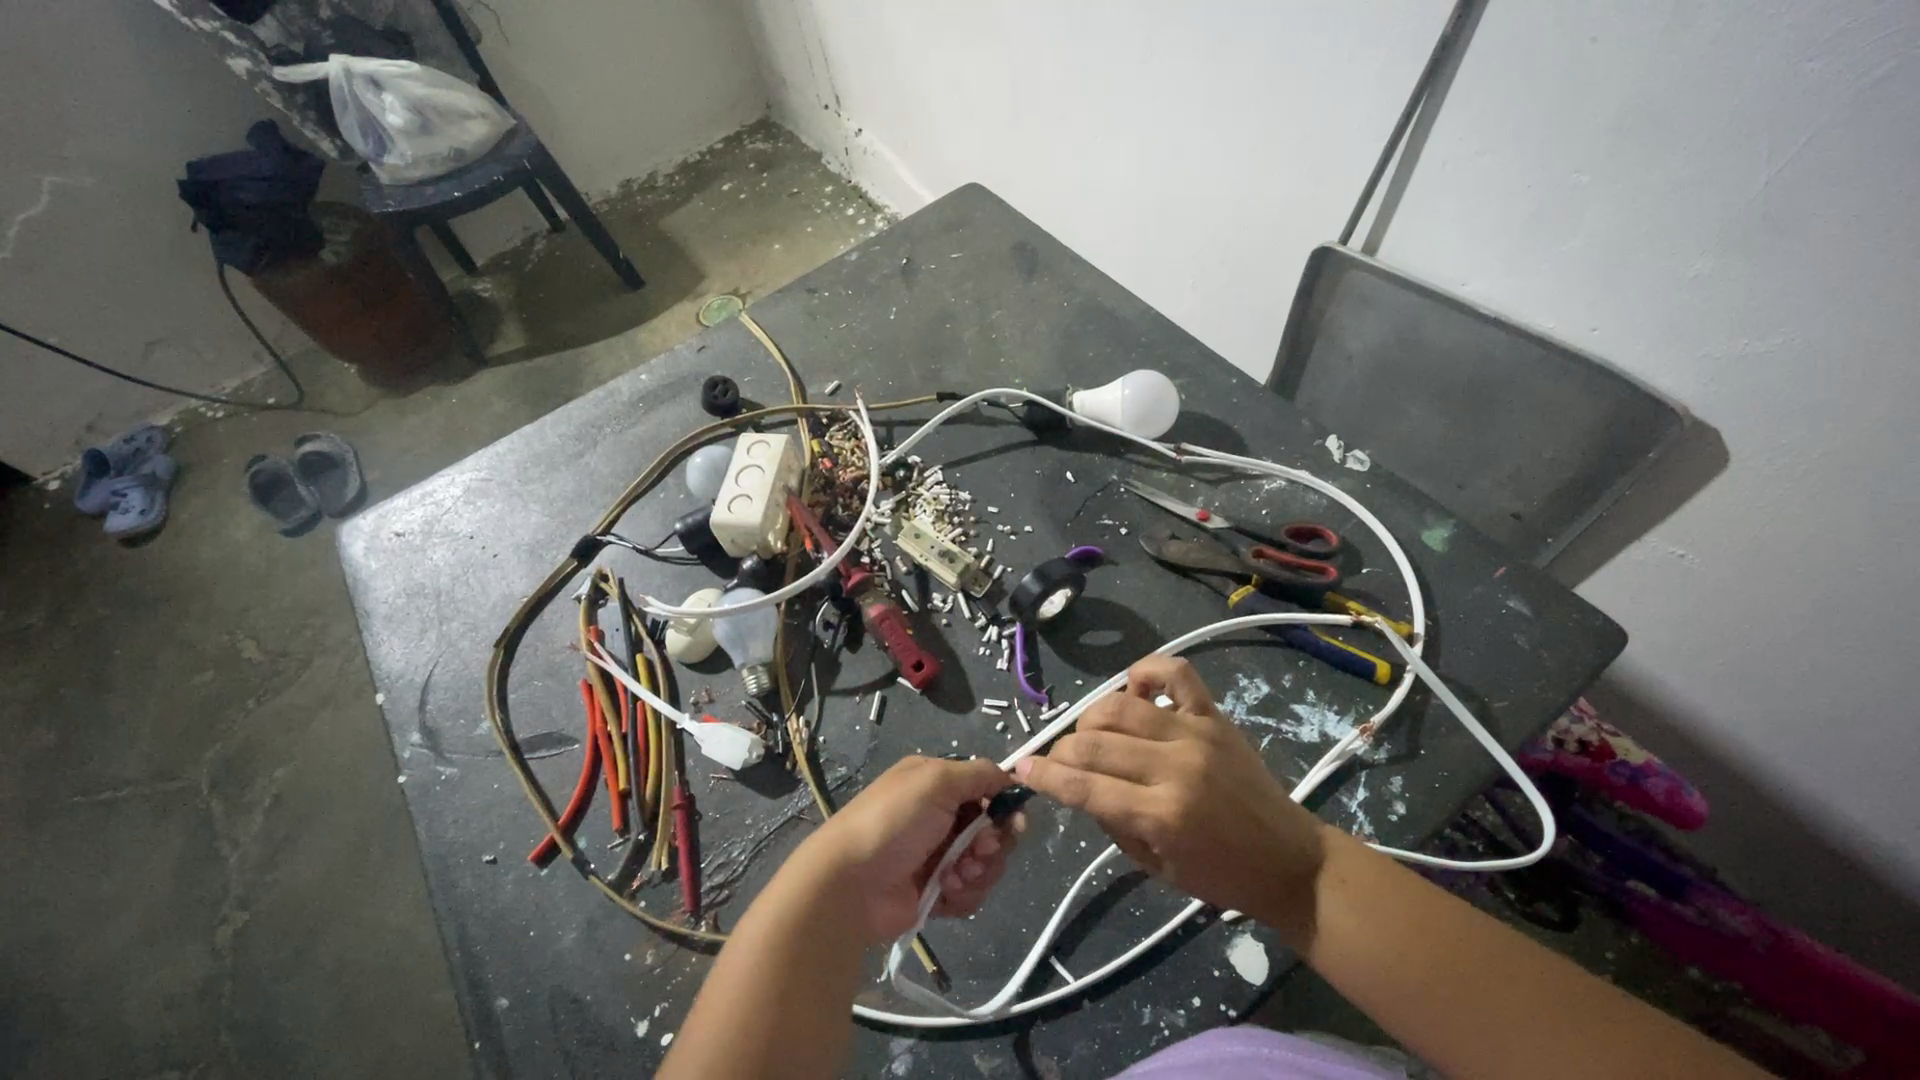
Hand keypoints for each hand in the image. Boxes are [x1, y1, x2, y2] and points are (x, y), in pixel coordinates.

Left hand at [793, 756, 1020, 943]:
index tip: (1013, 821)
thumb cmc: (893, 822)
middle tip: (977, 852)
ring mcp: (939, 855)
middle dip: (992, 843)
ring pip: (986, 863)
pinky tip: (944, 891)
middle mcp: (941, 816)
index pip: (987, 789)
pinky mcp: (937, 890)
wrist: (851, 884)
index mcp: (937, 783)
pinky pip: (971, 891)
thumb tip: (1011, 778)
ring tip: (953, 875)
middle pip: (993, 829)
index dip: (1004, 806)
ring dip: (978, 871)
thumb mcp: (935, 780)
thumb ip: (979, 774)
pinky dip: (963, 893)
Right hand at [1013, 656, 1327, 941]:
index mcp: (1160, 815)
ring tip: (1091, 734)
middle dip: (1061, 750)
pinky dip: (1146, 671)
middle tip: (1057, 759)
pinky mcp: (1215, 716)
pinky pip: (1176, 674)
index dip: (1044, 776)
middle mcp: (1175, 767)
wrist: (1288, 860)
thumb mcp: (1155, 866)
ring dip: (1091, 718)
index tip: (1021, 769)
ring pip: (1121, 706)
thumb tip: (1077, 784)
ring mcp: (1196, 734)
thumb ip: (1112, 821)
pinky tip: (1132, 688)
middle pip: (1094, 743)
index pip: (1084, 786)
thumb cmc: (1220, 875)